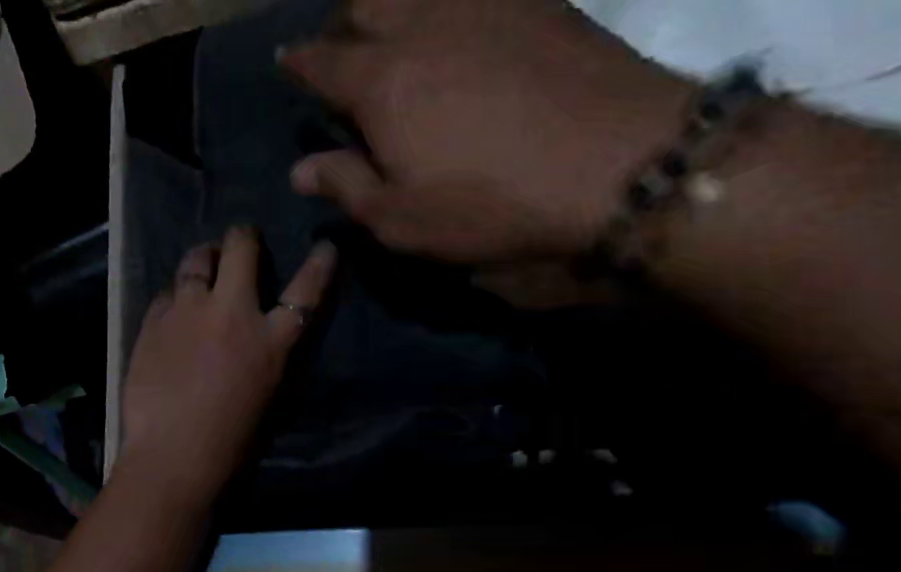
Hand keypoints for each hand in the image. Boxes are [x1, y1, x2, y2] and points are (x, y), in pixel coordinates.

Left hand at [118, 227, 337, 506]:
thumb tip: (260, 340)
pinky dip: (176, 296)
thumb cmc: (231, 443)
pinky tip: (175, 312)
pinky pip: (167, 293)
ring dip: (204, 259)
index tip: (325, 246)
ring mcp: (188, 311)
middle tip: (241, 245)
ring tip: (203, 266)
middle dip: (243, 239)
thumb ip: (266, 358)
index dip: (319, 265)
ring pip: (196, 260)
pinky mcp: (153, 320)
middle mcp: (231, 312)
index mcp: (270, 341)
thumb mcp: (267, 398)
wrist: (174, 454)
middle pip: (241, 249)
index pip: (305, 292)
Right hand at [281, 0, 692, 263]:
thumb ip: (350, 188)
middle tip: (347, 49)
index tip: (289, 62)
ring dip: (395, 7)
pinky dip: (450, 5)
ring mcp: (480, 1)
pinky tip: (461, 23)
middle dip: (345, 24)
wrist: (611, 161)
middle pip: (365, 4)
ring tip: (400, 32)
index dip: (300, 64)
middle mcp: (421, 23)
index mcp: (381, 83)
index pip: (322, 61)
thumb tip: (302, 168)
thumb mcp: (407, 221)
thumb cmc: (492, 205)